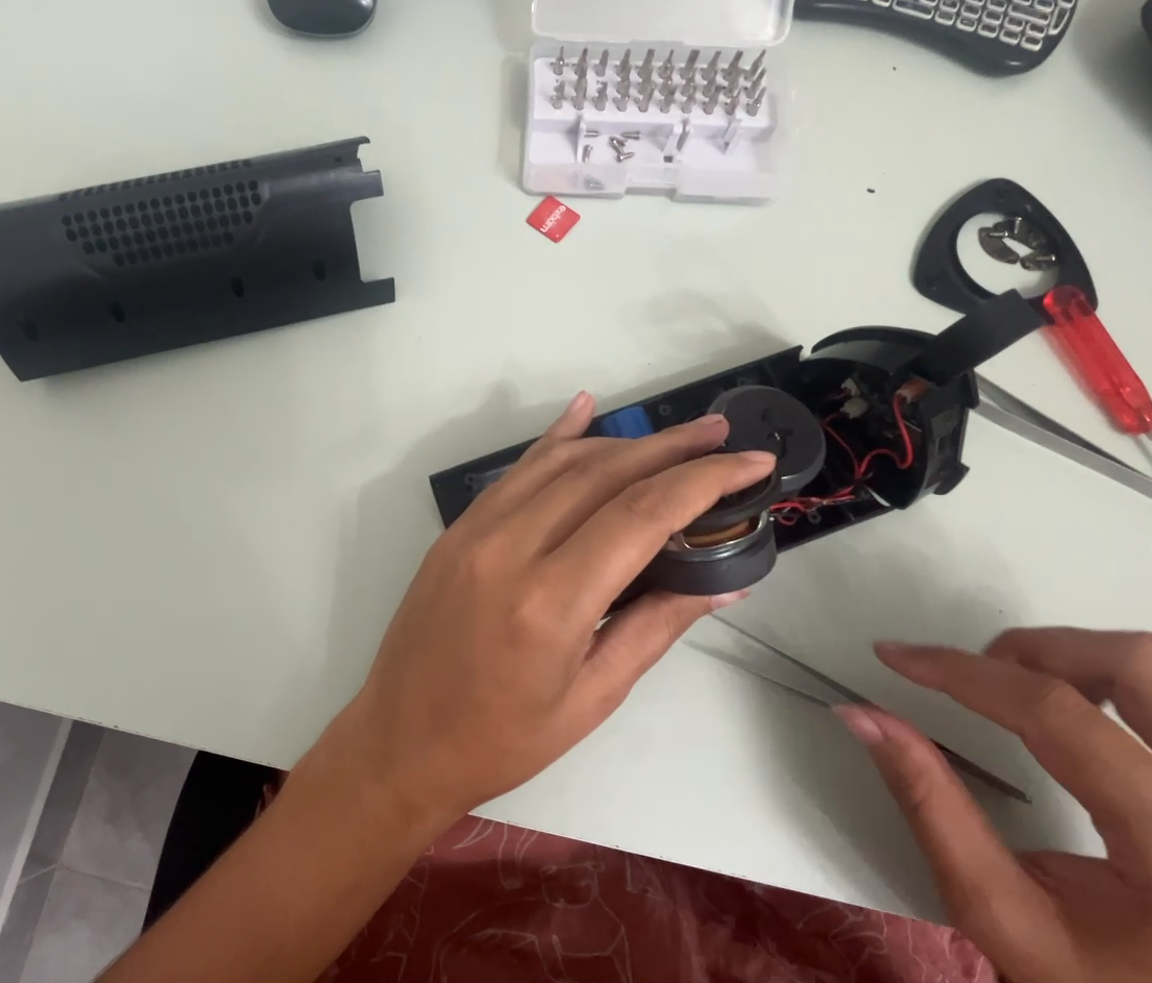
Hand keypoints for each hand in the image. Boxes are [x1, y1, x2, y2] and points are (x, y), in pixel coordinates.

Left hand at [299, 392, 775, 829]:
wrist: (400, 741)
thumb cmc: (501, 739)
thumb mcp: (592, 696)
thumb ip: (656, 627)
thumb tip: (727, 582)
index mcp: (549, 600)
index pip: (641, 513)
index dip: (704, 479)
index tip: (751, 463)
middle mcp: (508, 548)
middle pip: (602, 474)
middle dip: (671, 448)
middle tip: (723, 434)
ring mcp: (474, 532)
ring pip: (558, 463)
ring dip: (621, 442)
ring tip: (675, 436)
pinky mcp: (456, 532)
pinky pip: (514, 473)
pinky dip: (555, 441)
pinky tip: (583, 411)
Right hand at [840, 629, 1151, 982]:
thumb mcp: (995, 912)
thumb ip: (929, 804)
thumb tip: (861, 714)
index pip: (1060, 718)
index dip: (964, 674)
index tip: (899, 655)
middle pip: (1147, 667)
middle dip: (1040, 651)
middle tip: (983, 675)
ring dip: (1126, 656)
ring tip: (1066, 688)